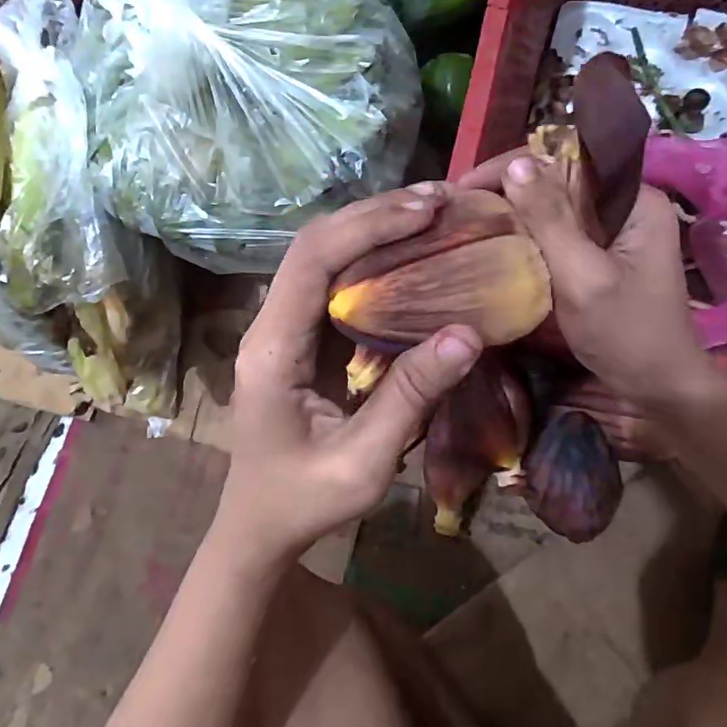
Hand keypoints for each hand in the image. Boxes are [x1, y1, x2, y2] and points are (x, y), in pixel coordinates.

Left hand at [215, 184, 483, 563]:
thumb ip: (409, 399)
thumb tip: (468, 334)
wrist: (258, 527)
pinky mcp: (302, 335)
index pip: (312, 260)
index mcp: (273, 348)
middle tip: (438, 199)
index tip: (425, 212)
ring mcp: (283, 326)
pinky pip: (334, 279)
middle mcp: (270, 324)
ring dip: (373, 226)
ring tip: (430, 211)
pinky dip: (372, 254)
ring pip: (322, 254)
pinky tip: (410, 248)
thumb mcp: (362, 464)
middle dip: (374, 214)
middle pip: (315, 244)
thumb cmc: (303, 503)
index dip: (368, 226)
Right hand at [488, 154, 726, 411]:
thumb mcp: (584, 277)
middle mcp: (626, 204)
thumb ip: (551, 221)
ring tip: (469, 216)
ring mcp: (615, 229)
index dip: (513, 164)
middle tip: (460, 203)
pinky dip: (527, 231)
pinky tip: (498, 239)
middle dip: (509, 185)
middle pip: (559, 178)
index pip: (567, 159)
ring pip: (555, 203)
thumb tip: (516, 164)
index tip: (466, 184)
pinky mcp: (602, 252)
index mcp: (635, 199)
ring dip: (514, 207)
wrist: (661, 389)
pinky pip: (559, 229)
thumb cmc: (629, 335)